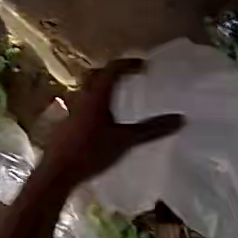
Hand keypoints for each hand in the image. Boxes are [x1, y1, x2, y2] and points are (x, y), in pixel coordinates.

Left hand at [37, 59, 183, 190]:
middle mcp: (81, 98)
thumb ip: (151, 129)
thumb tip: (180, 118)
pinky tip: (102, 123)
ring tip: (118, 100)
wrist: (57, 173)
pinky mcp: (65, 126)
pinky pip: (82, 108)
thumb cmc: (91, 152)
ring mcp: (71, 112)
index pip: (112, 69)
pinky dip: (95, 107)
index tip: (144, 66)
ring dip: (102, 90)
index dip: (129, 64)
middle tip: (129, 78)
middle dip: (113, 73)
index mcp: (96, 96)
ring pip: (87, 92)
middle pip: (96, 76)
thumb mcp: (125, 141)